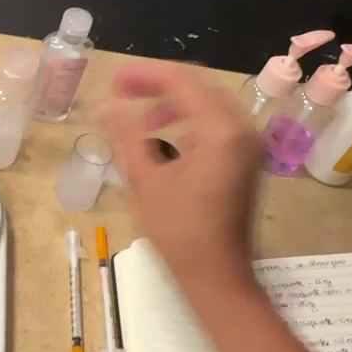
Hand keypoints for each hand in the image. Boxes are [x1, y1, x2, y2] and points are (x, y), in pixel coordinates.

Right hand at [98, 61, 260, 301]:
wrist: (217, 275)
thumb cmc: (179, 231)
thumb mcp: (144, 179)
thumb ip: (124, 134)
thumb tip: (103, 104)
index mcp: (220, 129)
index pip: (181, 81)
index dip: (143, 75)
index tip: (113, 80)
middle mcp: (242, 128)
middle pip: (198, 86)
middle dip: (158, 85)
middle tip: (121, 93)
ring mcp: (248, 144)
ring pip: (208, 103)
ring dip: (172, 103)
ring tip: (138, 118)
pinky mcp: (246, 159)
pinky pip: (217, 123)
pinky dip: (189, 120)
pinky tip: (163, 136)